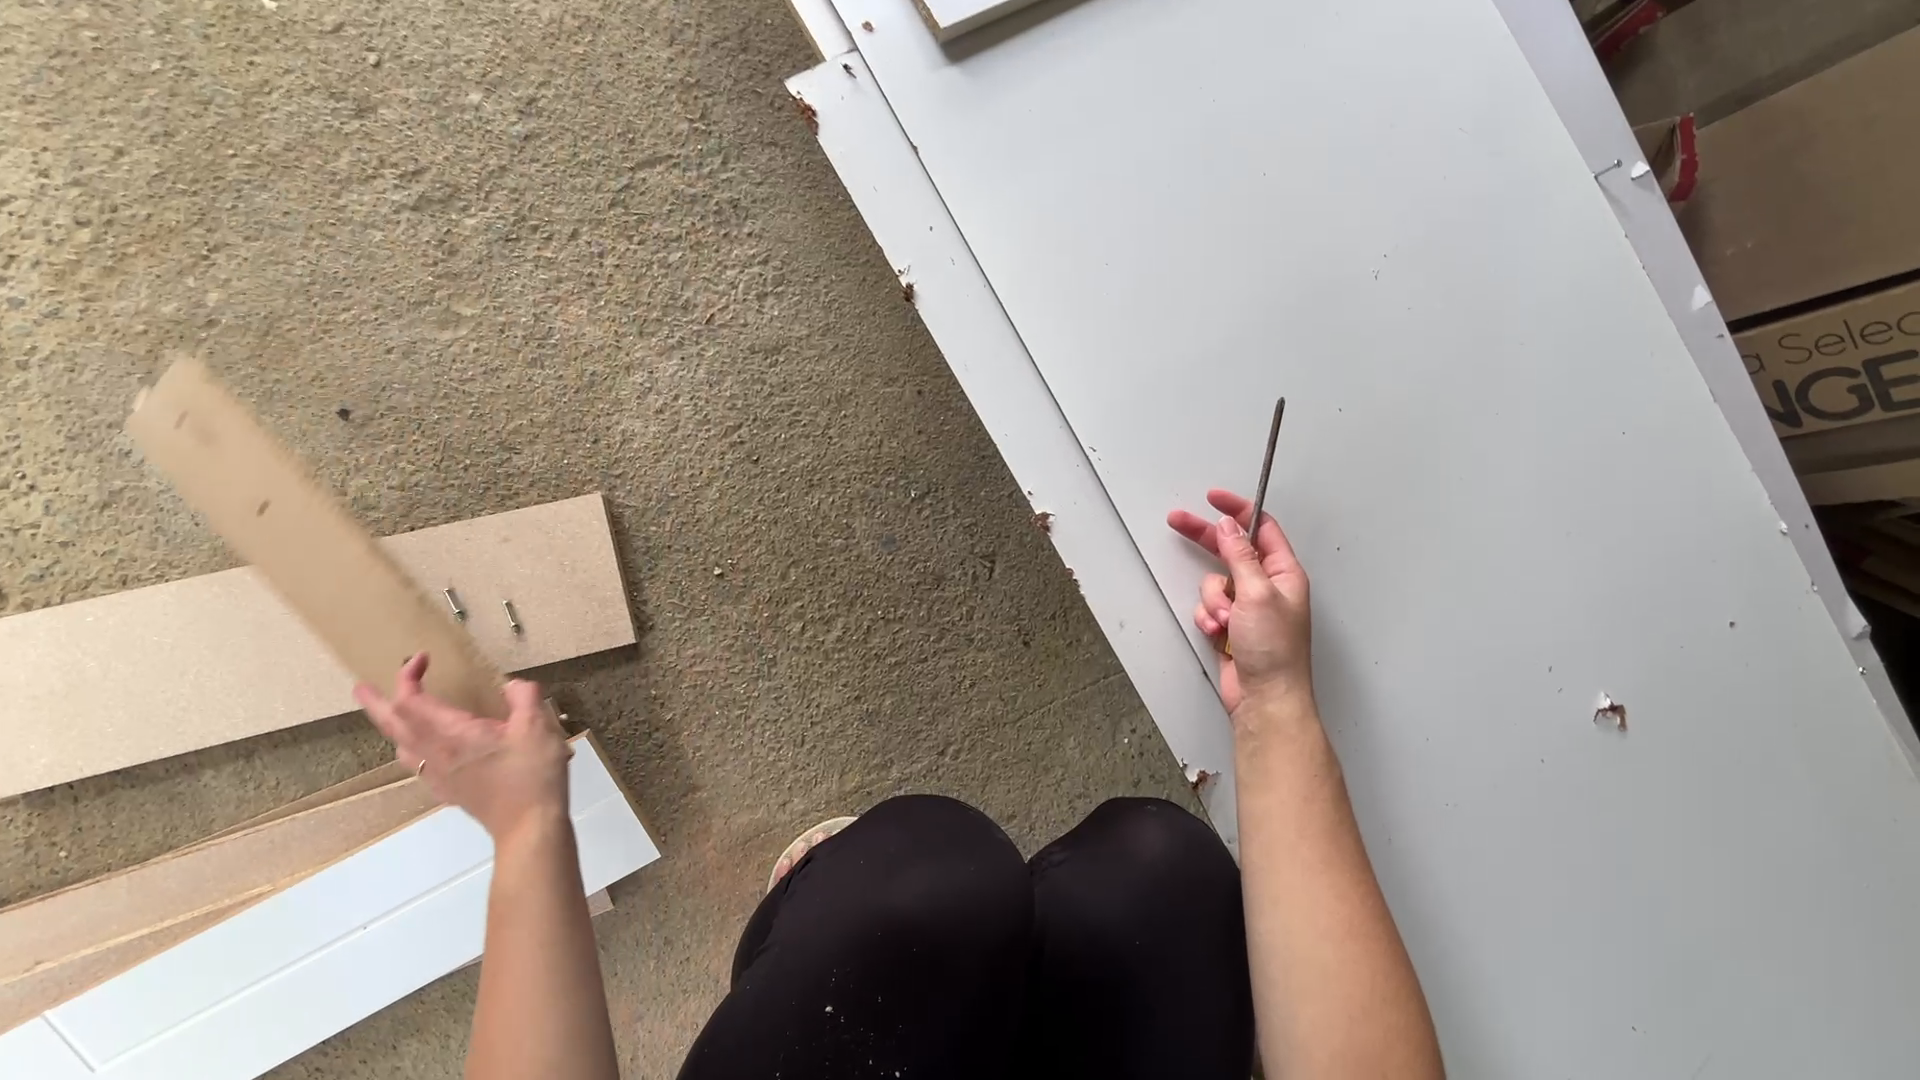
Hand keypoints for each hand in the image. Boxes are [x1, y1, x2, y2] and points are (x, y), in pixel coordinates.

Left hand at [353, 653, 571, 842]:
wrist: (528, 825)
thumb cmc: (531, 773)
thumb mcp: (537, 726)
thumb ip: (523, 698)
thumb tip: (511, 686)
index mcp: (452, 734)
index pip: (411, 700)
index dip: (408, 676)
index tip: (421, 658)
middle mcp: (435, 753)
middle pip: (393, 725)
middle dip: (375, 703)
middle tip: (361, 687)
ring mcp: (438, 775)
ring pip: (401, 746)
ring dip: (392, 726)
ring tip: (394, 715)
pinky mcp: (448, 790)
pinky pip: (416, 764)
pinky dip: (411, 747)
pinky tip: (426, 750)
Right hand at [1167, 489, 1312, 718]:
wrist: (1264, 698)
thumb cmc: (1275, 651)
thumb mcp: (1257, 594)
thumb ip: (1240, 556)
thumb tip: (1229, 527)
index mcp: (1284, 573)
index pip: (1261, 529)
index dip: (1237, 510)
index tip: (1213, 498)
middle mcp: (1266, 587)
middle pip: (1230, 551)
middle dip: (1205, 541)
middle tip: (1178, 521)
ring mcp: (1247, 607)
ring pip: (1213, 583)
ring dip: (1212, 600)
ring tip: (1225, 620)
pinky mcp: (1229, 626)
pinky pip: (1207, 608)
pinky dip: (1207, 619)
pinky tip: (1218, 634)